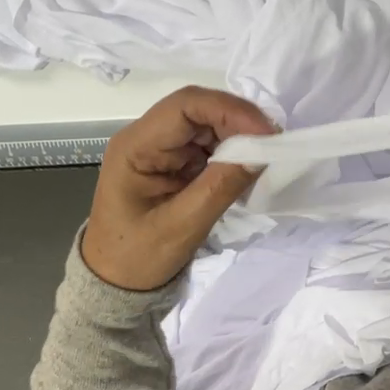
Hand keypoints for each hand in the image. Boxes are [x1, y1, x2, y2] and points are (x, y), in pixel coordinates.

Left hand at [80, 87, 276, 290]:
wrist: (114, 283)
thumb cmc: (138, 257)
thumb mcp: (182, 226)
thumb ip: (221, 186)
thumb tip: (261, 152)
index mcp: (135, 146)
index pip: (185, 106)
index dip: (229, 110)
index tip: (266, 133)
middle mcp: (145, 136)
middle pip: (198, 108)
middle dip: (239, 120)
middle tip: (274, 143)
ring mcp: (160, 147)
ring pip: (207, 122)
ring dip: (238, 134)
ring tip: (266, 154)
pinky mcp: (173, 160)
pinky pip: (208, 142)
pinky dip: (232, 149)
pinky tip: (248, 164)